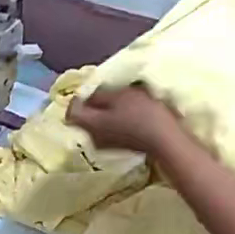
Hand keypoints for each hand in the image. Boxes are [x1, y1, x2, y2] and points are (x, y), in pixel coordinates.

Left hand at [66, 85, 185, 154]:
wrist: (163, 139)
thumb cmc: (141, 113)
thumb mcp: (120, 96)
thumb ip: (100, 95)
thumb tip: (88, 95)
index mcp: (90, 124)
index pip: (72, 112)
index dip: (78, 97)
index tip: (90, 88)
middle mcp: (93, 137)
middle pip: (84, 118)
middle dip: (91, 103)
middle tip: (104, 90)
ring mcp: (105, 144)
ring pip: (96, 123)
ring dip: (103, 111)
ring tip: (117, 99)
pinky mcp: (117, 145)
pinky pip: (107, 129)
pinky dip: (111, 119)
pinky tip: (124, 112)